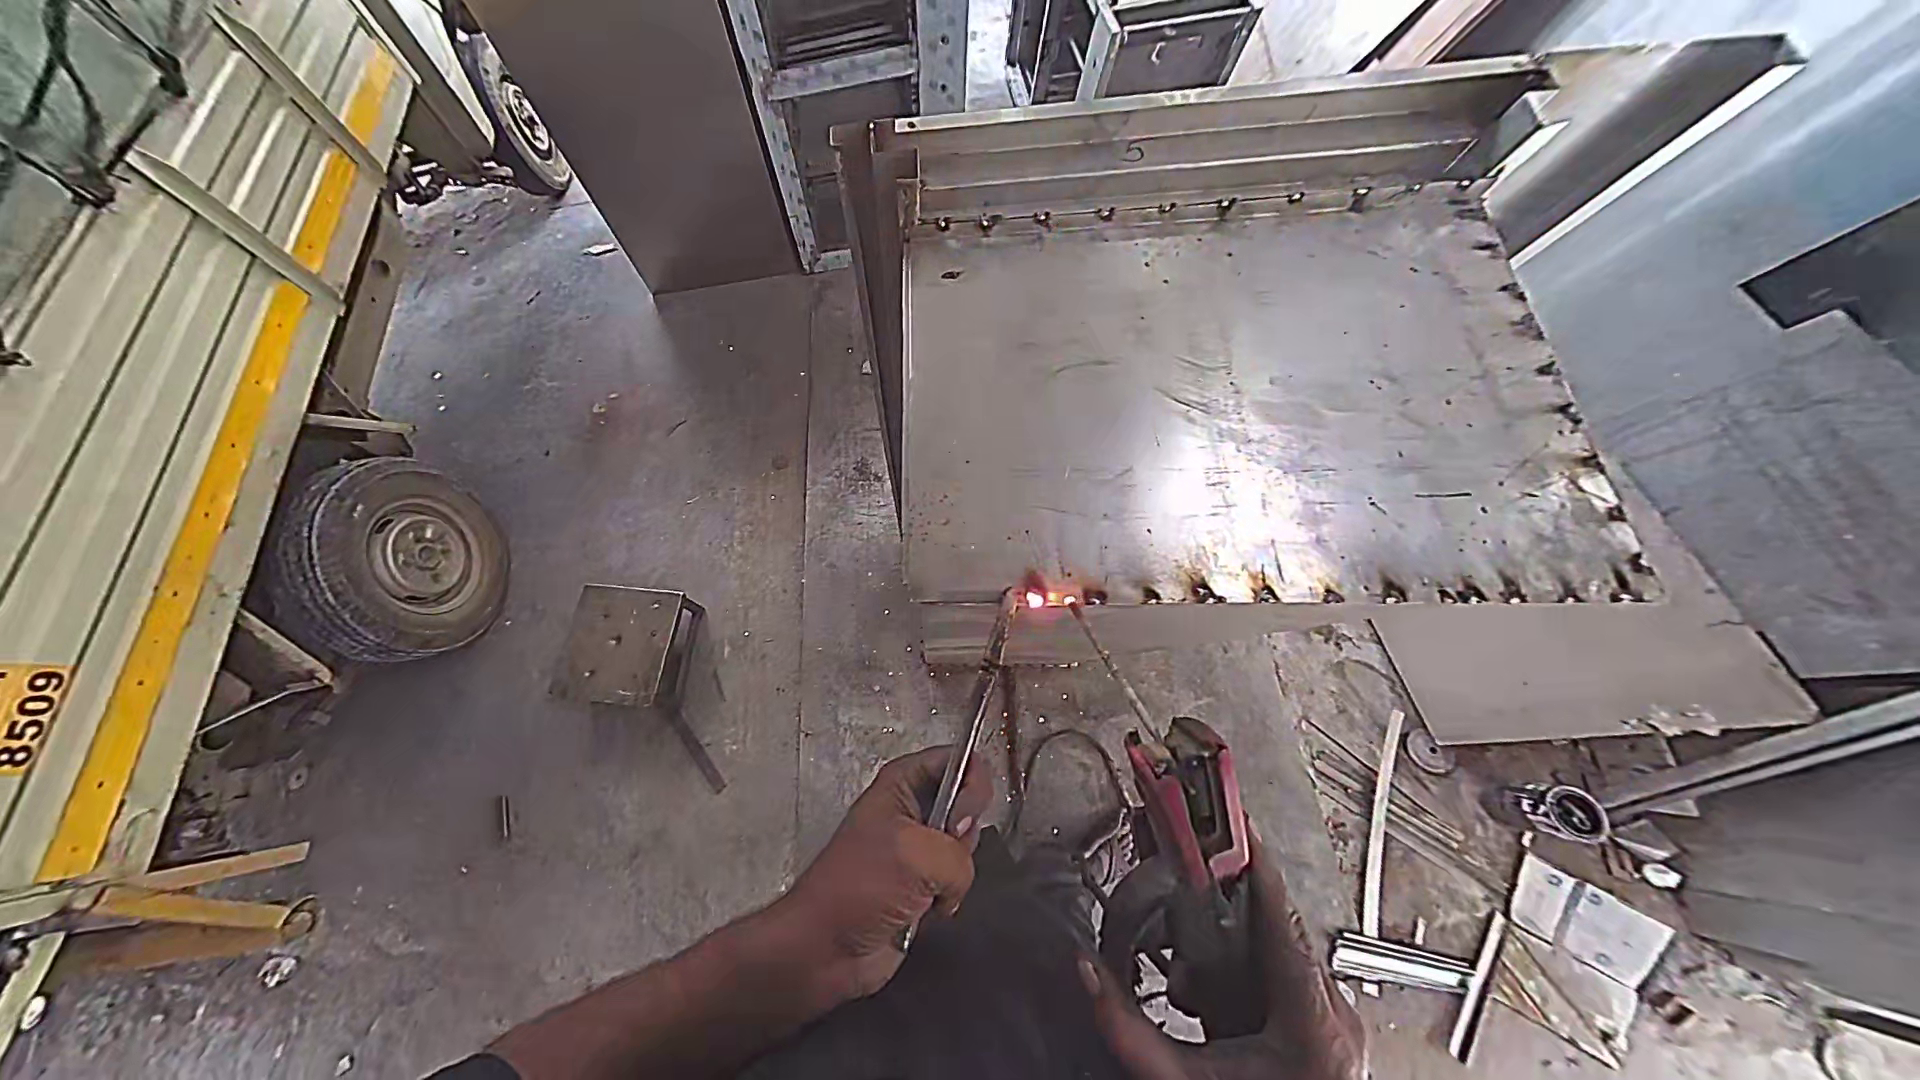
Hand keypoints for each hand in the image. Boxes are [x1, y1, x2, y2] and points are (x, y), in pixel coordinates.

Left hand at [767, 746, 992, 1009]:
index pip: (958, 760)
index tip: (958, 820)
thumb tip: (963, 866)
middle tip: (940, 855)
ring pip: (966, 843)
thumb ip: (958, 849)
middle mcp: (912, 806)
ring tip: (928, 888)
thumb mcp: (917, 855)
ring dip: (957, 871)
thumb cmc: (856, 889)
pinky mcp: (923, 881)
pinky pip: (958, 877)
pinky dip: (952, 894)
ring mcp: (918, 845)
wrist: (825, 949)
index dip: (970, 786)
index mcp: (902, 781)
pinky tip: (928, 906)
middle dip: (964, 833)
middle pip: (968, 801)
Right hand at [1080, 829, 1366, 1079]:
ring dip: (1240, 928)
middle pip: (1280, 920)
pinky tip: (1219, 978)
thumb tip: (1088, 971)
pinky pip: (1288, 965)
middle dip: (1234, 894)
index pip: (1281, 914)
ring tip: (1201, 943)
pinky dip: (1251, 956)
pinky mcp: (1327, 1021)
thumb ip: (1130, 1031)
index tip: (1234, 816)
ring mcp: (1335, 1015)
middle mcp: (1333, 1011)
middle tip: (1196, 870)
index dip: (1256, 859)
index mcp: (1309, 1021)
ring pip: (1284, 940)